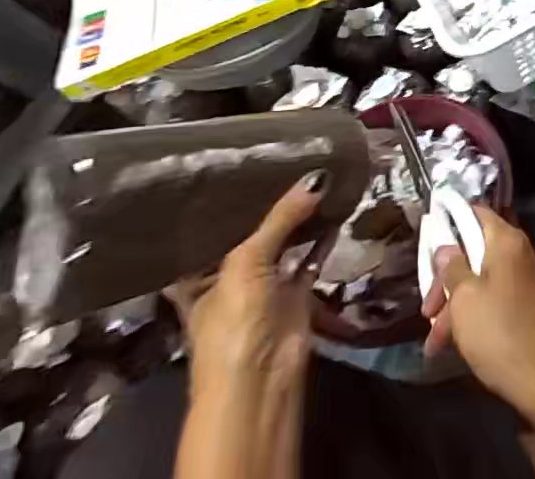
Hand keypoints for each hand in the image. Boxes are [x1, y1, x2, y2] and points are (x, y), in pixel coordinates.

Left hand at [176, 169, 324, 396]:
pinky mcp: (295, 290)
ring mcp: (264, 282)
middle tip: (298, 158)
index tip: (255, 158)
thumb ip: (281, 217)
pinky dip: (323, 236)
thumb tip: (317, 177)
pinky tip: (337, 208)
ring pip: (286, 239)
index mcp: (197, 269)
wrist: (261, 376)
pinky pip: (310, 254)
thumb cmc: (234, 319)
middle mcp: (227, 272)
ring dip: (303, 216)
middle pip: (254, 228)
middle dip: (275, 201)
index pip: (213, 222)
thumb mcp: (248, 260)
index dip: (232, 194)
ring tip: (324, 174)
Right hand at [422, 205, 534, 415]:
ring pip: (478, 279)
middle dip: (446, 279)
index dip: (452, 218)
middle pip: (473, 251)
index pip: (477, 213)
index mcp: (506, 241)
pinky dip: (469, 316)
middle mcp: (517, 253)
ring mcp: (521, 279)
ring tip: (433, 340)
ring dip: (453, 305)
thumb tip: (446, 247)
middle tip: (427, 309)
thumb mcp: (465, 299)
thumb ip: (452, 269)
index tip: (429, 230)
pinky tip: (449, 344)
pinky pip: (489, 299)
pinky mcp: (522, 304)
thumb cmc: (499, 330)